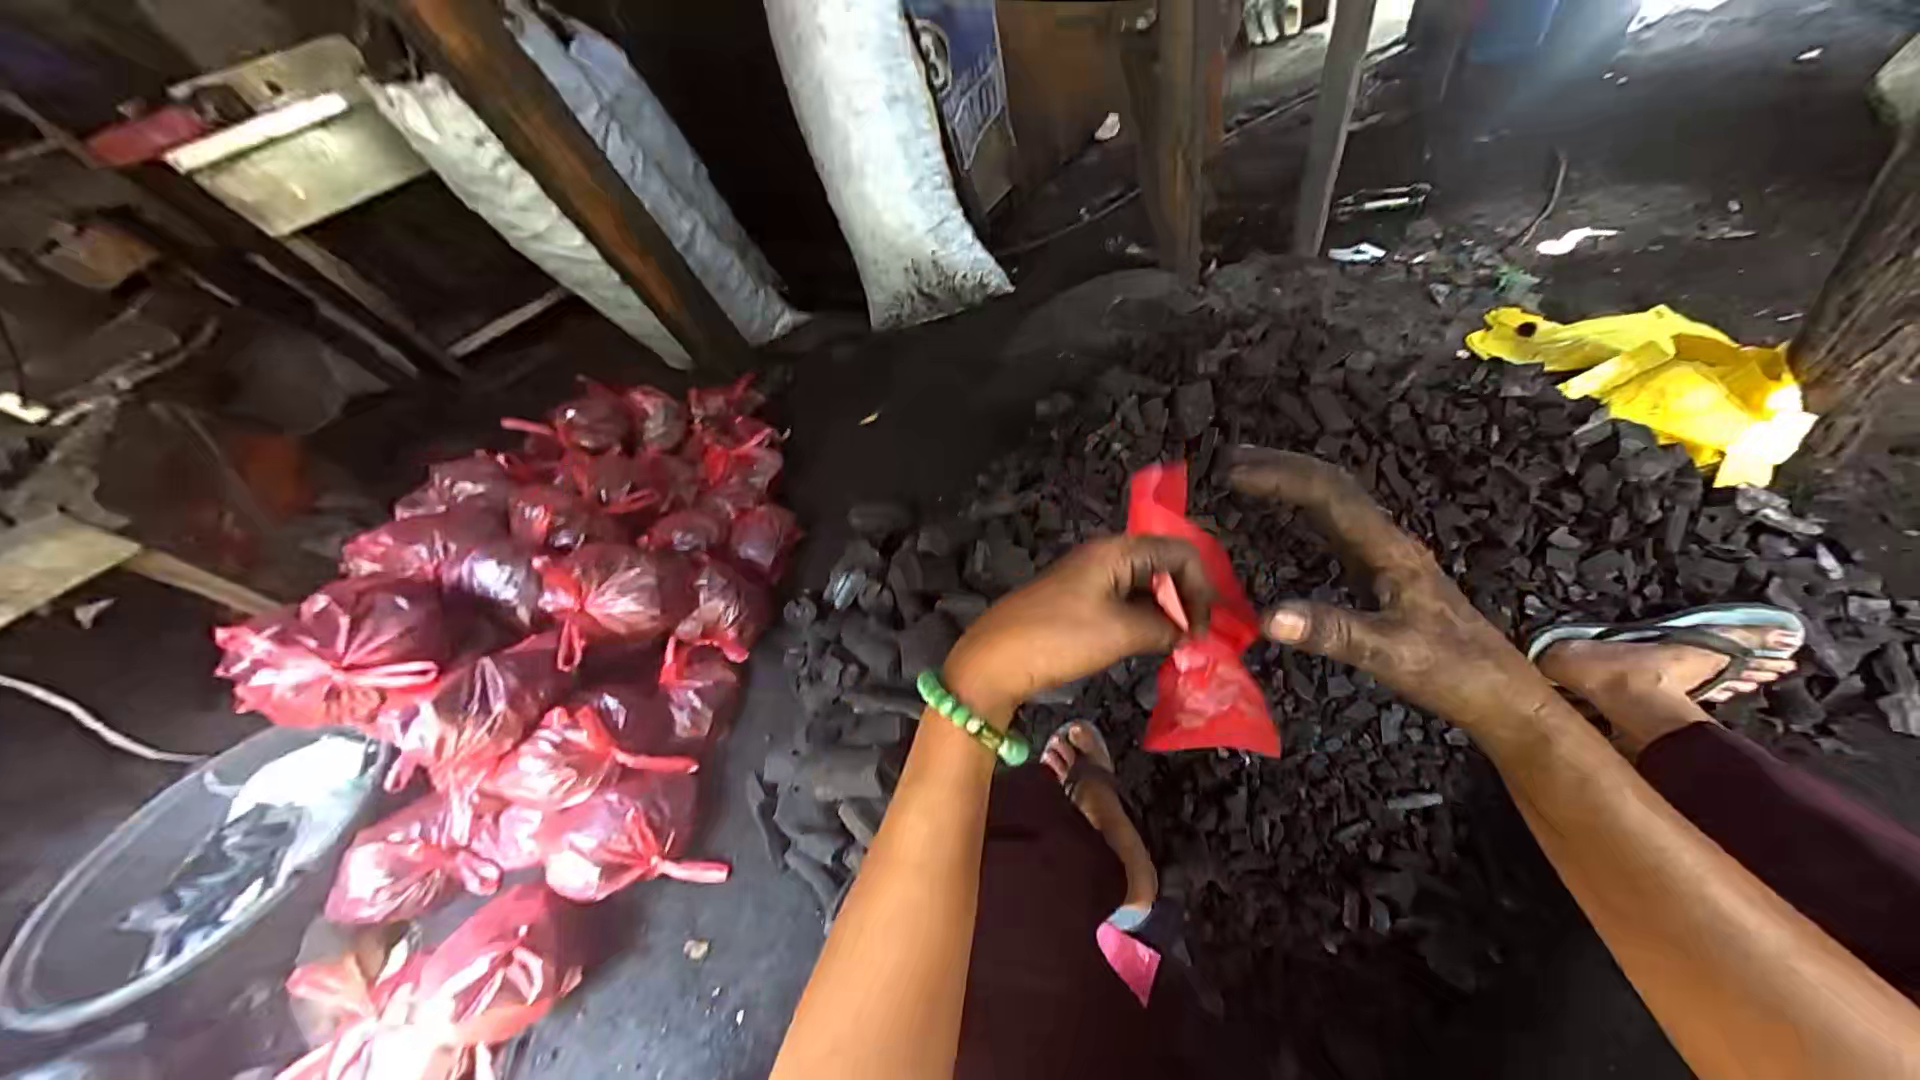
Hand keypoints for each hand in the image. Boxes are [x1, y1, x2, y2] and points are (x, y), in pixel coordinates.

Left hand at [941, 536, 1215, 723]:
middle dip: (1186, 600)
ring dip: (1166, 613)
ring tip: (1175, 647)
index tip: (1203, 629)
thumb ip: (1165, 628)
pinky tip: (1150, 645)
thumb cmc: (1058, 638)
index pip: (1181, 553)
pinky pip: (1125, 602)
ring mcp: (1090, 578)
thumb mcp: (1121, 632)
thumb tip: (1188, 634)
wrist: (994, 659)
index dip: (1202, 588)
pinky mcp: (1079, 601)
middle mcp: (1105, 557)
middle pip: (1165, 566)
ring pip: (1145, 587)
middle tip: (1194, 640)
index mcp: (1117, 551)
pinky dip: (1144, 621)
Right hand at [1228, 447, 1544, 723]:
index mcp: (1388, 549)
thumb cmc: (1453, 672)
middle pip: (1332, 484)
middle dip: (1280, 465)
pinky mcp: (1380, 569)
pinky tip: (1287, 514)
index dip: (1279, 477)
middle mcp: (1385, 541)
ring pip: (1334, 499)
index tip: (1233, 473)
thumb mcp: (1390, 656)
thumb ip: (1331, 633)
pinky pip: (1335, 522)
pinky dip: (1303, 505)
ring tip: (1249, 473)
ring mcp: (1384, 554)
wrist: (1502, 692)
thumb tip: (1268, 618)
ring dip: (1292, 479)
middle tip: (1231, 459)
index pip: (1329, 494)